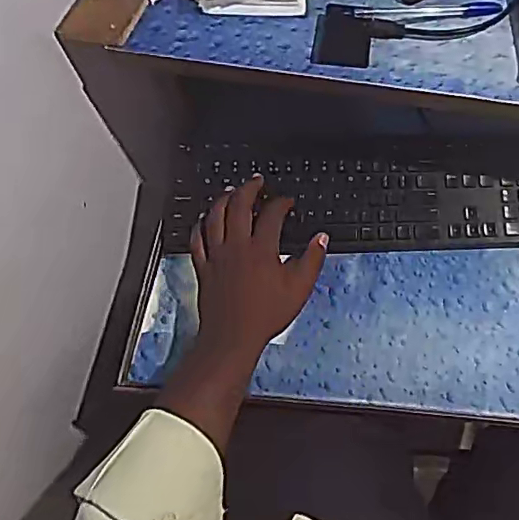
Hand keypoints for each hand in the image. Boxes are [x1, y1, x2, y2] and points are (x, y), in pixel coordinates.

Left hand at [161, 176, 327, 453]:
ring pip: (214, 217)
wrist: (232, 337)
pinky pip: (197, 239)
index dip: (281, 203)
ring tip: (230, 191)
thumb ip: (312, 260)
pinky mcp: (204, 267)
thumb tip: (321, 239)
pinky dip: (200, 225)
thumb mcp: (299, 288)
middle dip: (248, 188)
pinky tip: (204, 221)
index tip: (287, 201)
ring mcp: (217, 256)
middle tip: (256, 182)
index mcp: (261, 249)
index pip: (271, 214)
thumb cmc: (265, 316)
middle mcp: (236, 247)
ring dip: (222, 200)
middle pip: (238, 205)